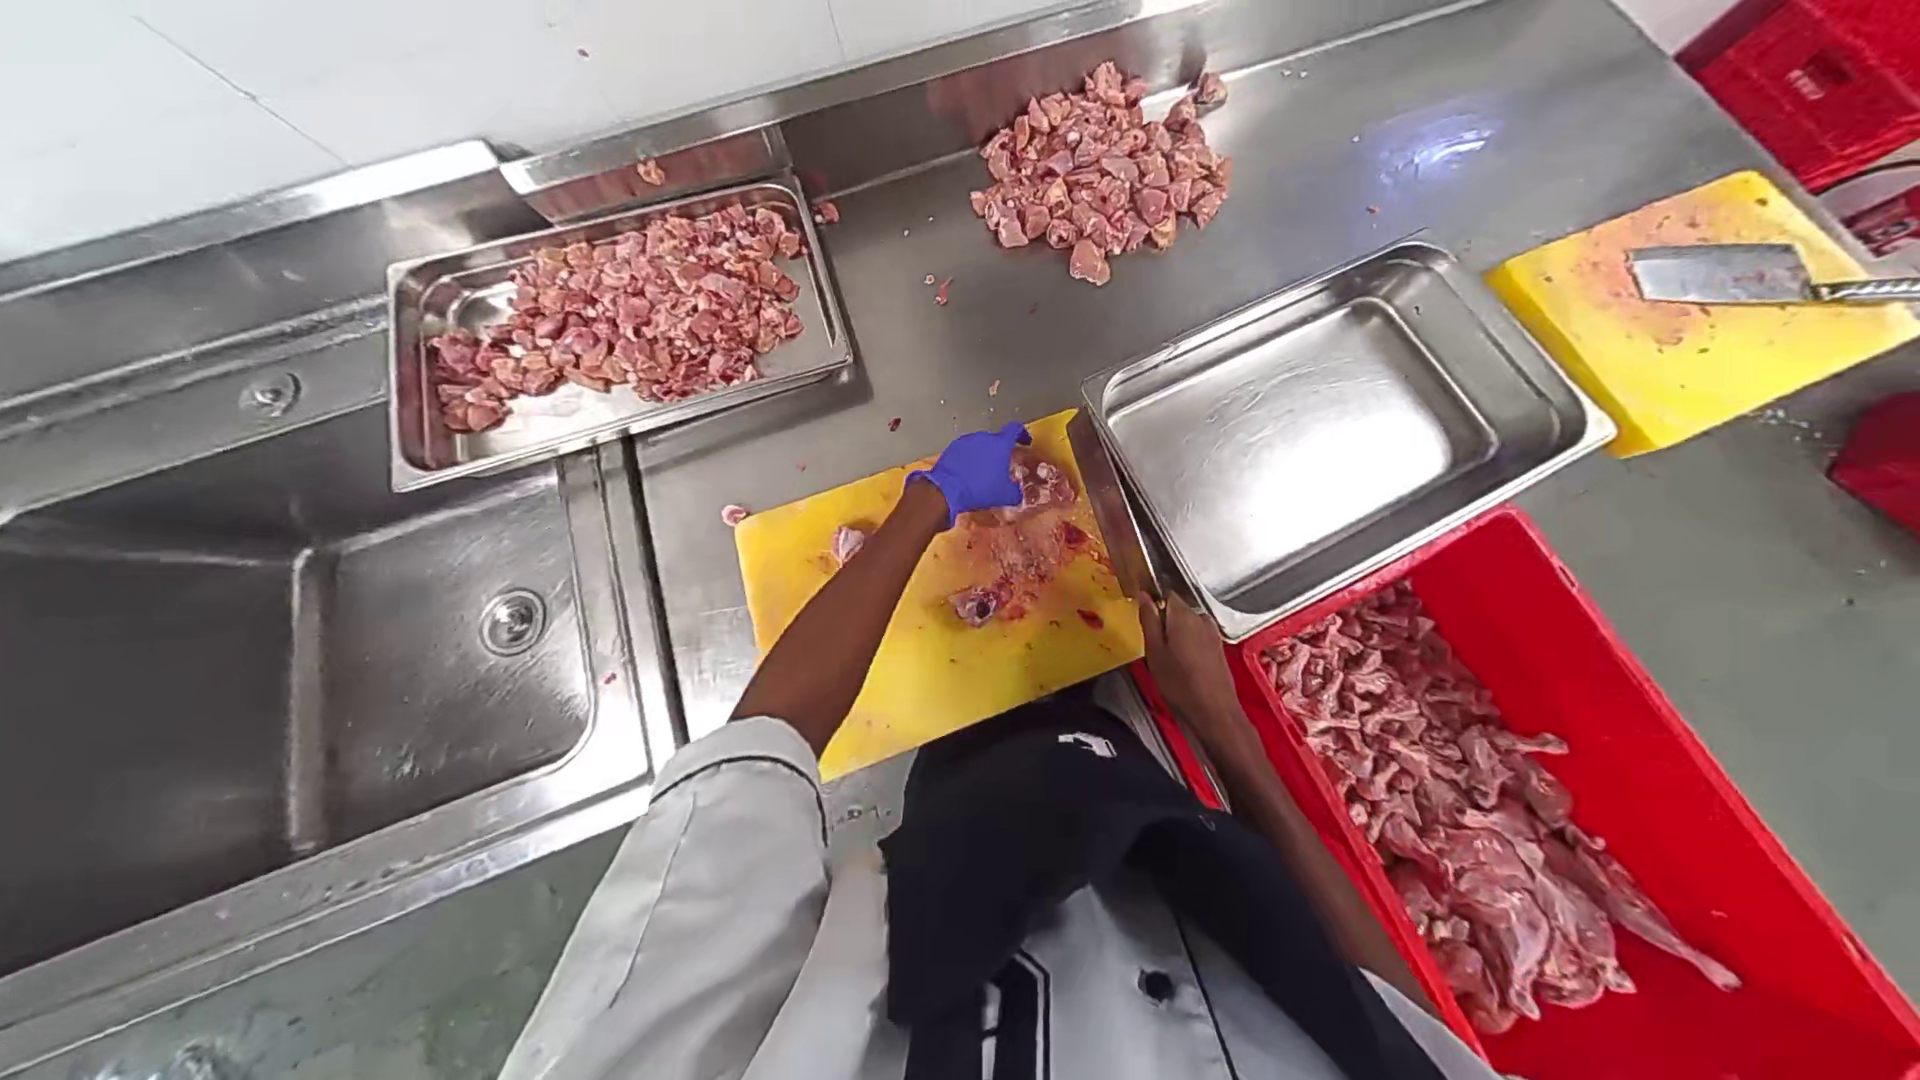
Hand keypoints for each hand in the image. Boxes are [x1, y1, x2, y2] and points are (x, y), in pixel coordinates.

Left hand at [909, 423, 1031, 527]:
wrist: (947, 490)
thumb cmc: (980, 489)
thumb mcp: (1006, 495)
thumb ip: (1015, 490)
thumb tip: (1016, 491)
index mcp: (1000, 443)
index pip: (1015, 429)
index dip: (1022, 434)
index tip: (1024, 441)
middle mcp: (983, 437)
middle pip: (996, 438)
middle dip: (1000, 450)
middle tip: (1002, 464)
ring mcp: (965, 441)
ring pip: (980, 444)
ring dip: (984, 454)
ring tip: (983, 471)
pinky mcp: (951, 448)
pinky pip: (965, 451)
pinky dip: (969, 459)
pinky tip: (968, 473)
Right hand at [1135, 592, 1254, 756]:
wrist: (1213, 713)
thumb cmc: (1179, 684)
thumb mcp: (1154, 651)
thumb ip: (1148, 619)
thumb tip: (1144, 595)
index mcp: (1183, 614)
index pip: (1165, 593)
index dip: (1151, 601)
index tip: (1141, 617)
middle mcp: (1201, 618)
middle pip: (1176, 609)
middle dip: (1163, 621)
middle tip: (1151, 644)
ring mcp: (1212, 633)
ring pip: (1186, 624)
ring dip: (1174, 634)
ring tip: (1164, 658)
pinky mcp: (1217, 647)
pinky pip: (1196, 636)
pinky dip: (1186, 644)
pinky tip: (1180, 664)